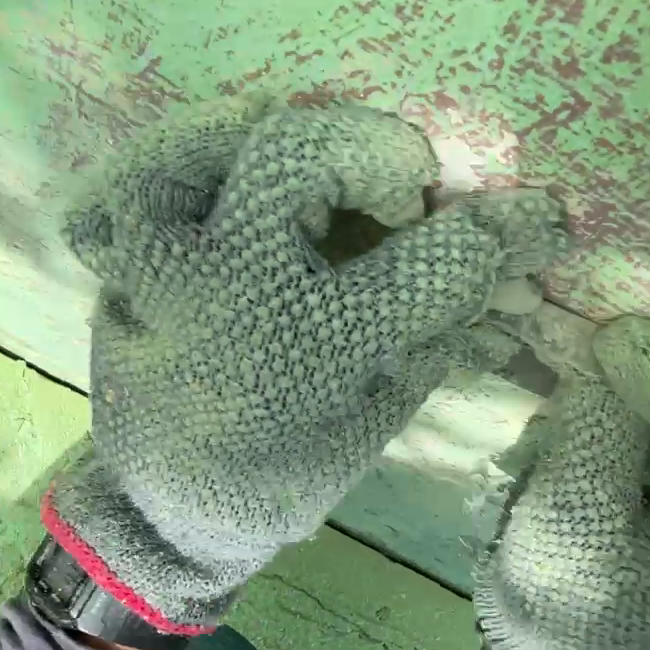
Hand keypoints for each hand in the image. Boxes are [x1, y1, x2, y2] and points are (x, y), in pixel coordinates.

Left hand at [47, 98, 568, 633]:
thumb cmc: (287, 470)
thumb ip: (439, 331)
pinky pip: (108, 205)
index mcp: (310, 347)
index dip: (508, 226)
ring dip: (249, 137)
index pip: (434, 259)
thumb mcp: (379, 413)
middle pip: (294, 157)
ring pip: (185, 158)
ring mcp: (155, 279)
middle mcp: (227, 293)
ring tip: (294, 160)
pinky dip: (154, 178)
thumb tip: (506, 266)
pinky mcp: (112, 281)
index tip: (541, 215)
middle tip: (402, 182)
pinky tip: (200, 188)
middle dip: (372, 148)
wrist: (175, 512)